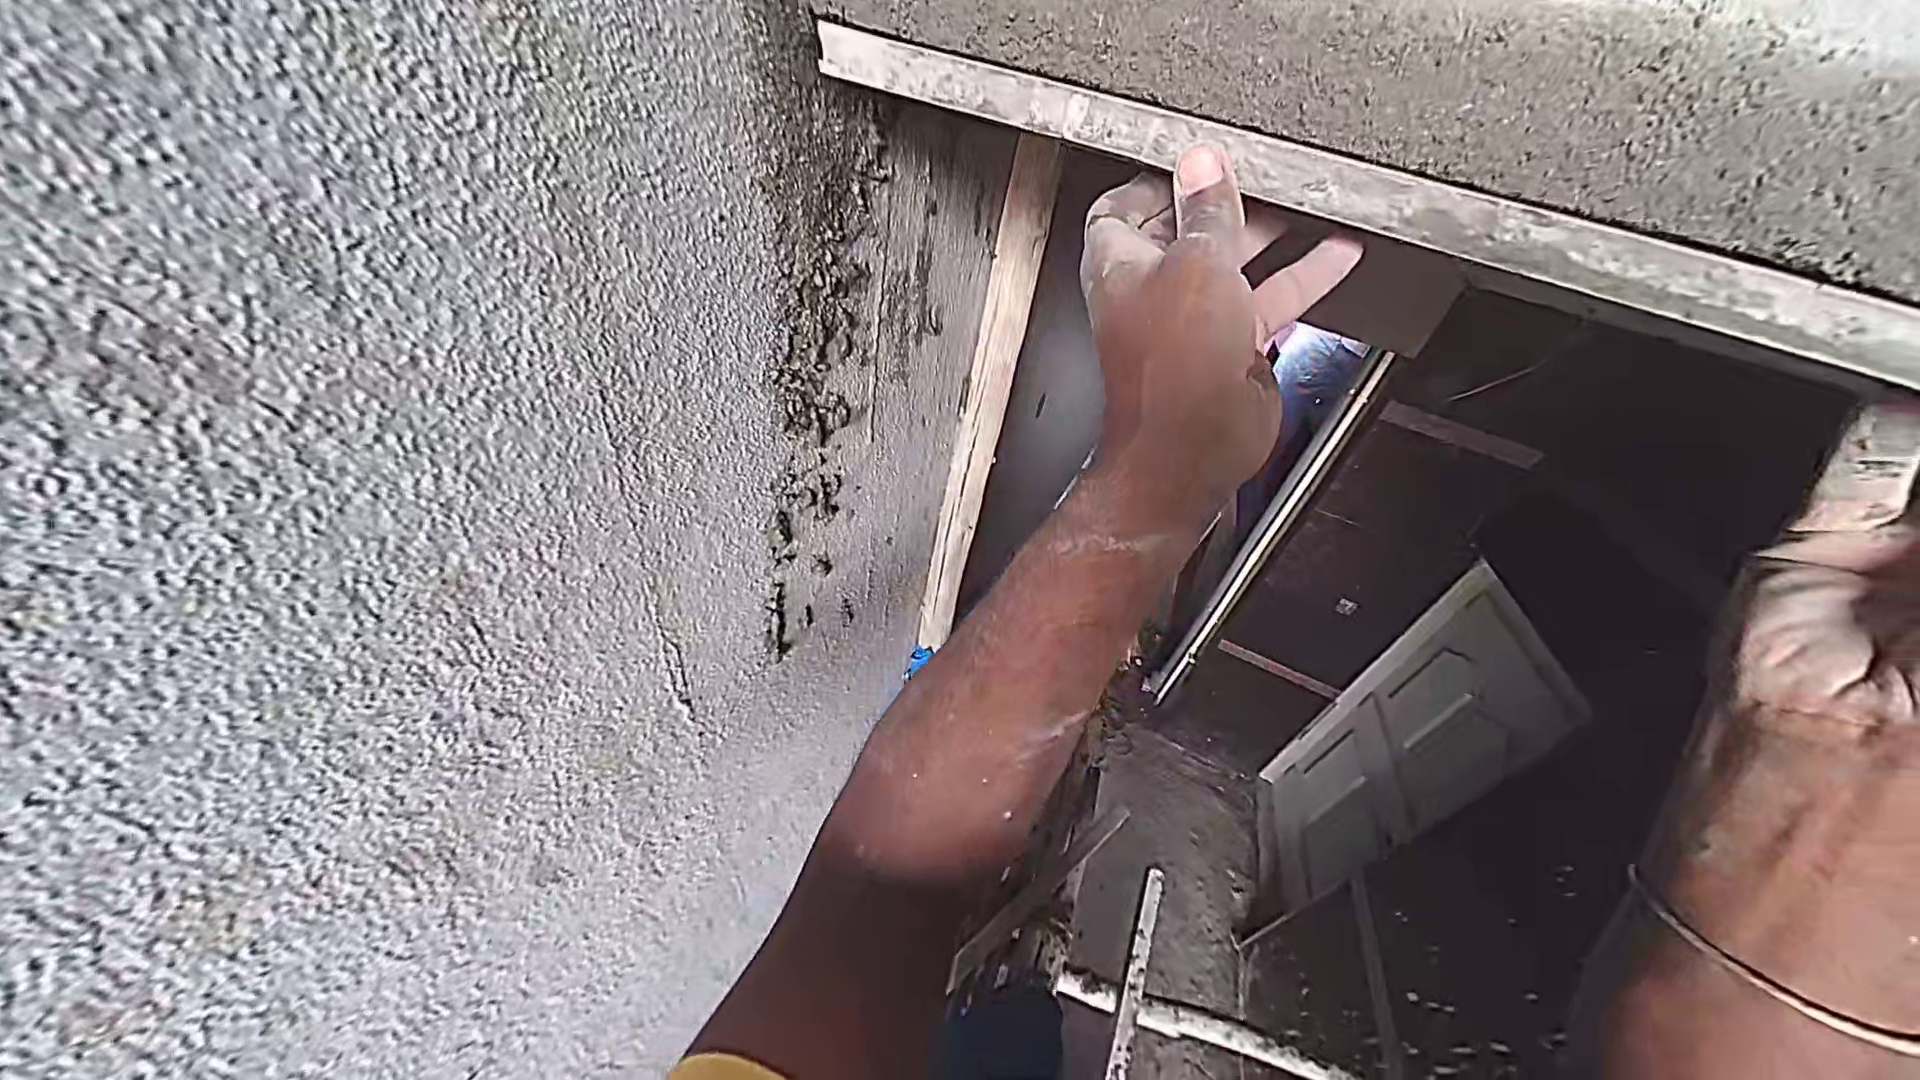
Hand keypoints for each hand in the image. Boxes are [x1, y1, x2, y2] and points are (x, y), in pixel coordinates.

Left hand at [1081, 145, 1361, 510]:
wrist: (1194, 444)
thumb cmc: (1175, 367)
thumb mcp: (1197, 265)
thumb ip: (1205, 212)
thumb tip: (1201, 165)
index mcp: (1120, 269)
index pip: (1118, 211)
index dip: (1151, 182)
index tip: (1190, 161)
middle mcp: (1152, 293)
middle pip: (1184, 232)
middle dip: (1221, 201)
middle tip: (1260, 171)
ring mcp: (1191, 320)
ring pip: (1231, 263)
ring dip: (1270, 233)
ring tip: (1309, 198)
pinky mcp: (1228, 344)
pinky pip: (1265, 299)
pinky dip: (1300, 276)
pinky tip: (1336, 253)